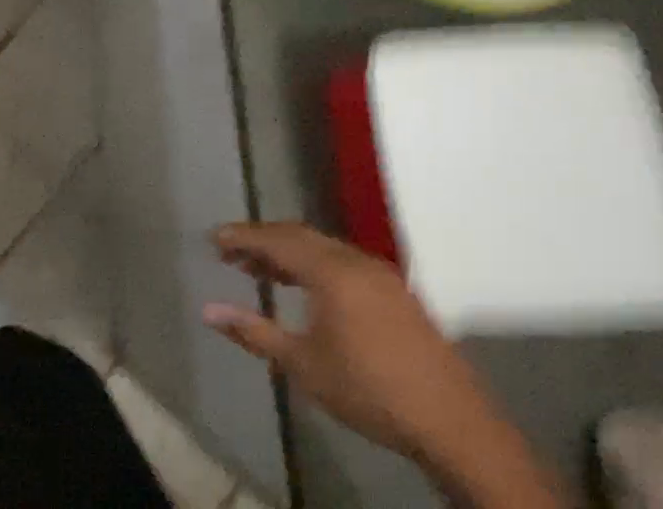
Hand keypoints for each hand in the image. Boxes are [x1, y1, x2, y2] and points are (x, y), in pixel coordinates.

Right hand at [205, 223, 501, 462]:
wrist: (454, 426)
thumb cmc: (369, 390)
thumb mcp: (302, 364)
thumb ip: (253, 331)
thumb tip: (208, 310)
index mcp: (332, 273)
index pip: (277, 240)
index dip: (242, 237)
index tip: (212, 238)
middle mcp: (358, 263)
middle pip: (301, 237)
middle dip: (263, 240)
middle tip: (229, 251)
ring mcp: (384, 278)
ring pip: (325, 249)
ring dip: (290, 253)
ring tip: (259, 270)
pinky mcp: (400, 296)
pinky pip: (345, 263)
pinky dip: (316, 265)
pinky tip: (305, 289)